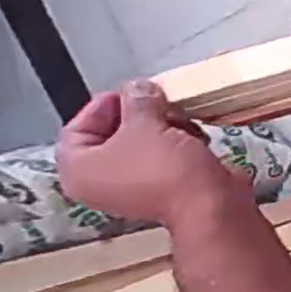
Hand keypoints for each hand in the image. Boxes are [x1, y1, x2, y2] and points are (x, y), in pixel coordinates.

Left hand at [56, 80, 243, 224]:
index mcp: (80, 170)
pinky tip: (196, 138)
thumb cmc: (167, 168)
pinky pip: (165, 159)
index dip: (106, 104)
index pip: (79, 127)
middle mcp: (101, 182)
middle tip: (161, 101)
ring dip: (164, 129)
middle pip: (113, 136)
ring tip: (183, 119)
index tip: (135, 91)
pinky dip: (179, 145)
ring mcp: (135, 188)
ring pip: (143, 146)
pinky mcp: (167, 190)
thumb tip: (140, 87)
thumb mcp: (146, 124)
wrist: (211, 204)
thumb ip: (138, 100)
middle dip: (141, 116)